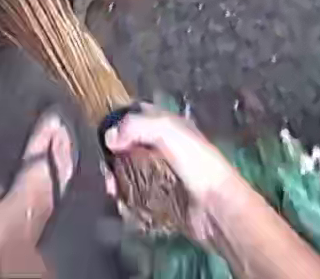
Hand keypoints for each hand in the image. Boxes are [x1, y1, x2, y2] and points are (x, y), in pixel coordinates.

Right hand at [104, 108, 319, 278]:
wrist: (217, 205)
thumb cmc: (194, 160)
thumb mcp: (165, 130)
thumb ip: (135, 126)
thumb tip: (108, 137)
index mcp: (166, 123)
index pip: (136, 113)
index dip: (118, 120)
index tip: (102, 133)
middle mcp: (163, 145)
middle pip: (129, 144)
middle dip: (113, 155)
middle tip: (105, 169)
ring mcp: (163, 173)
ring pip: (130, 171)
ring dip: (116, 179)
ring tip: (111, 189)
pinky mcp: (162, 199)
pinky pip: (137, 196)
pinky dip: (126, 199)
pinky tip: (122, 203)